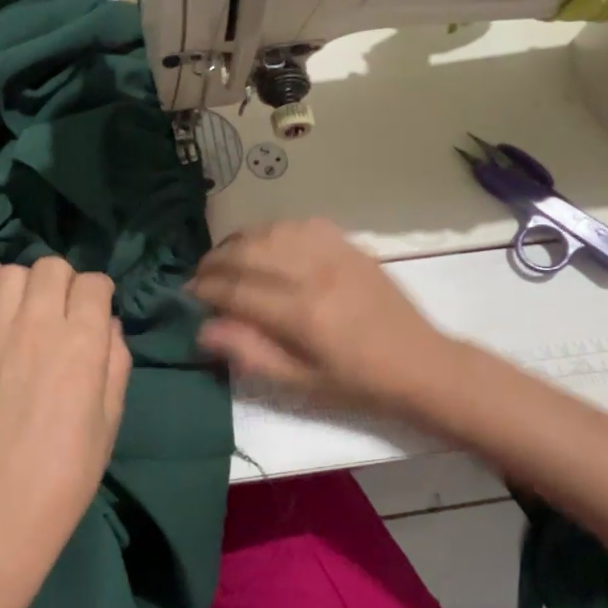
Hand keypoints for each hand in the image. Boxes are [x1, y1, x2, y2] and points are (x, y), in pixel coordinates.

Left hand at [0, 257, 130, 576]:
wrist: (9, 500)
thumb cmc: (72, 465)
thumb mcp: (113, 415)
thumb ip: (115, 360)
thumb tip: (106, 324)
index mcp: (83, 341)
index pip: (95, 282)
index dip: (99, 294)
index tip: (96, 311)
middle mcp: (39, 325)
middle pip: (53, 267)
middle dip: (65, 283)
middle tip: (62, 311)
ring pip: (12, 273)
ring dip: (26, 284)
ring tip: (27, 307)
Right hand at [187, 219, 464, 421]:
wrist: (420, 364)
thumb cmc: (357, 384)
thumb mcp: (300, 383)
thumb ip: (250, 353)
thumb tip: (204, 328)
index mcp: (301, 314)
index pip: (236, 290)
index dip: (204, 290)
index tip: (187, 295)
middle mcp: (314, 274)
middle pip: (248, 252)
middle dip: (215, 261)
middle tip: (200, 276)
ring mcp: (334, 253)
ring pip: (271, 230)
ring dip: (240, 241)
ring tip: (226, 258)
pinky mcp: (349, 245)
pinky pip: (300, 223)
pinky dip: (274, 230)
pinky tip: (265, 244)